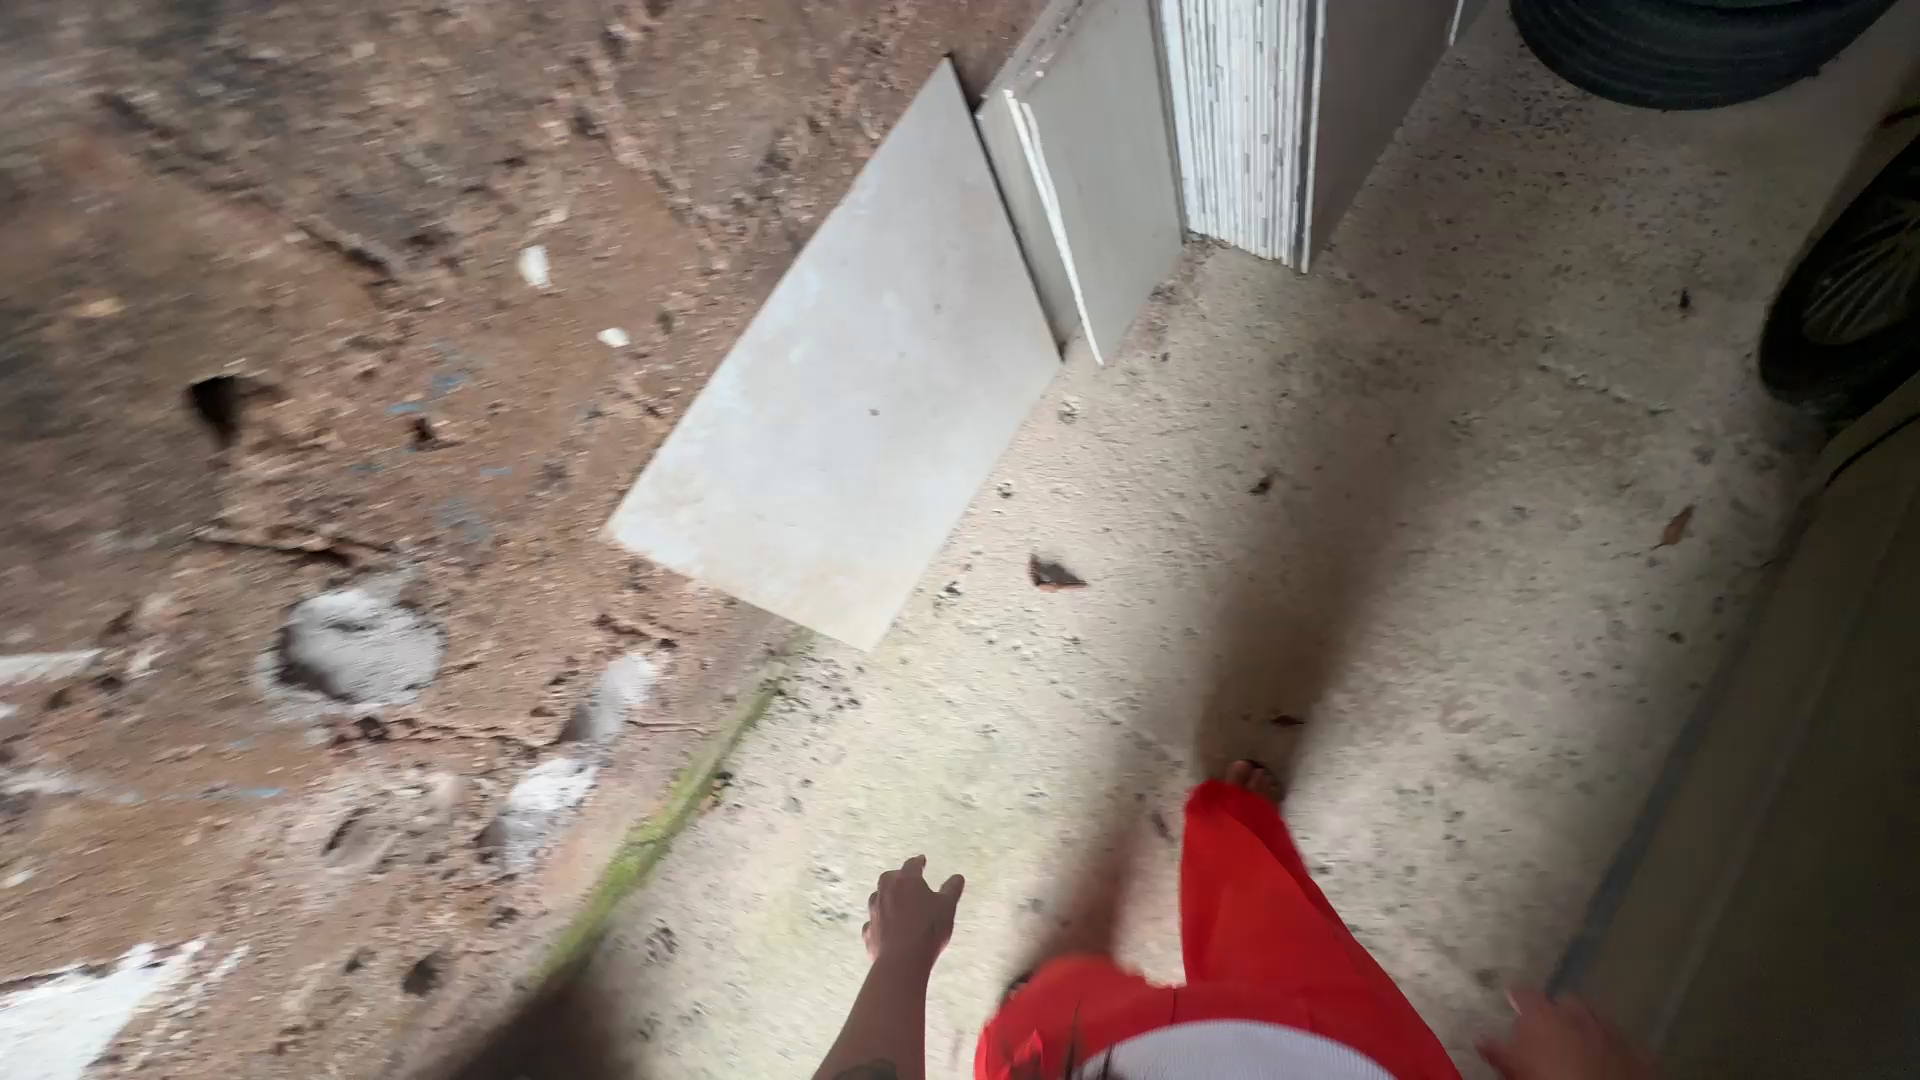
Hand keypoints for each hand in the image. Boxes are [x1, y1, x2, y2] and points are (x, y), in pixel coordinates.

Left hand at [862, 855, 963, 967]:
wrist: (902, 962)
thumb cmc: (928, 929)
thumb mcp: (947, 907)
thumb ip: (951, 890)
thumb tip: (958, 877)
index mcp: (906, 881)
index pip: (912, 865)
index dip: (918, 862)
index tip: (922, 860)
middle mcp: (886, 891)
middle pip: (890, 878)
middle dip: (898, 878)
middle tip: (907, 882)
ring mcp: (874, 912)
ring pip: (878, 898)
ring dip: (886, 898)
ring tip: (896, 904)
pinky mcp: (868, 932)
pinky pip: (873, 922)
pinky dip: (879, 922)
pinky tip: (885, 929)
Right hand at [1476, 988, 1655, 1079]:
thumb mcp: (1516, 1069)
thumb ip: (1498, 1051)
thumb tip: (1479, 1037)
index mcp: (1543, 1015)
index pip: (1523, 992)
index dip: (1517, 998)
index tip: (1512, 1004)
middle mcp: (1577, 1015)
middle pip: (1564, 1000)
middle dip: (1557, 1009)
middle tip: (1549, 1028)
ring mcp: (1612, 1034)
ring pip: (1597, 1018)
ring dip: (1587, 1026)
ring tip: (1580, 1042)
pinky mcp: (1641, 1057)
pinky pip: (1625, 1044)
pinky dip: (1615, 1048)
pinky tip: (1610, 1059)